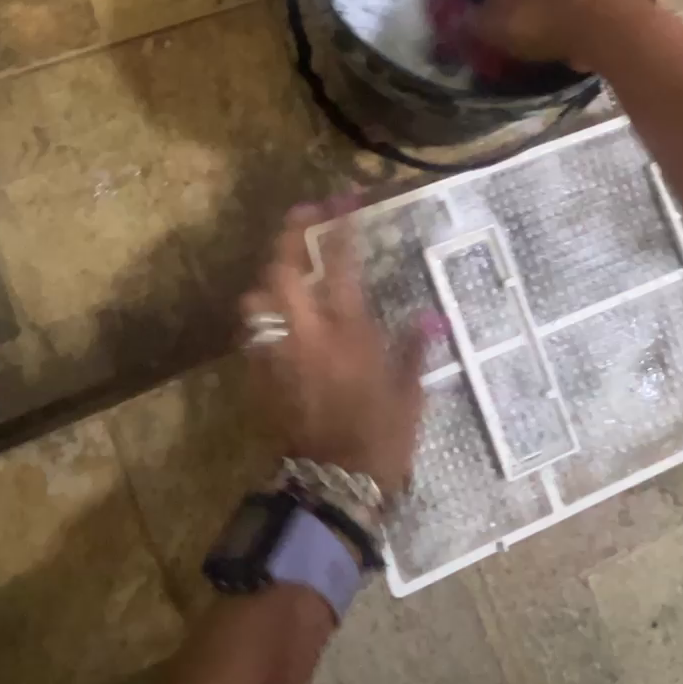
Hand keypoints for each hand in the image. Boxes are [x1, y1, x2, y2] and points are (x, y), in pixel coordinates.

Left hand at [240, 201, 434, 496]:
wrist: (334, 485)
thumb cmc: (381, 437)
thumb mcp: (410, 392)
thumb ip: (414, 348)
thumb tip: (429, 316)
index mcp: (348, 332)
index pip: (339, 264)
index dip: (339, 225)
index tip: (344, 198)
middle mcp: (307, 334)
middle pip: (282, 269)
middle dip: (289, 233)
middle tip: (305, 213)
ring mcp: (279, 354)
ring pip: (257, 298)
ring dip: (269, 275)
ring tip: (286, 268)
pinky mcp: (262, 376)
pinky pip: (253, 332)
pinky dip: (263, 313)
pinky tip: (279, 315)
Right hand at [468, 0, 644, 69]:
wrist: (600, 23)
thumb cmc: (536, 23)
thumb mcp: (492, 29)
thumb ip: (469, 24)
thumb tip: (449, 20)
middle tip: (481, 8)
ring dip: (519, 0)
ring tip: (511, 22)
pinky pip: (552, 3)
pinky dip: (543, 13)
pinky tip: (542, 29)